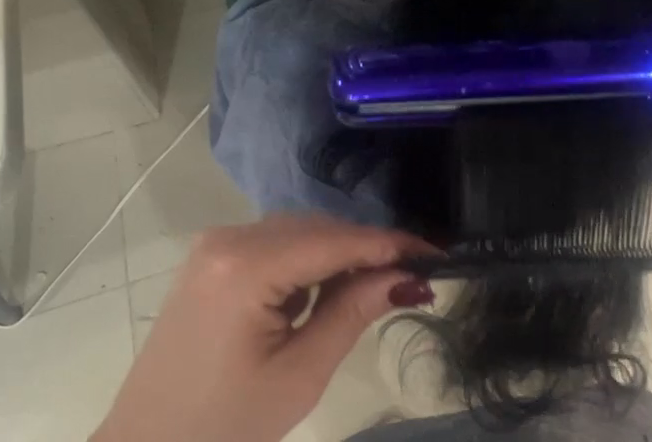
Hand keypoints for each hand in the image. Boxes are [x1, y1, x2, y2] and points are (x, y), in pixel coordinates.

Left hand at [92, 214, 438, 441]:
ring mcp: (215, 244)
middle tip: (417, 276)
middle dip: (368, 249)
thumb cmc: (224, 424)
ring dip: (340, 254)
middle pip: (316, 228)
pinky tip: (329, 289)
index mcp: (245, 266)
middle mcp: (228, 237)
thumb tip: (407, 276)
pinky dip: (308, 261)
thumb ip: (352, 313)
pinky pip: (274, 244)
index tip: (439, 255)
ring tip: (381, 285)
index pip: (334, 240)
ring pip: (298, 232)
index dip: (390, 244)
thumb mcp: (299, 375)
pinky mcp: (212, 258)